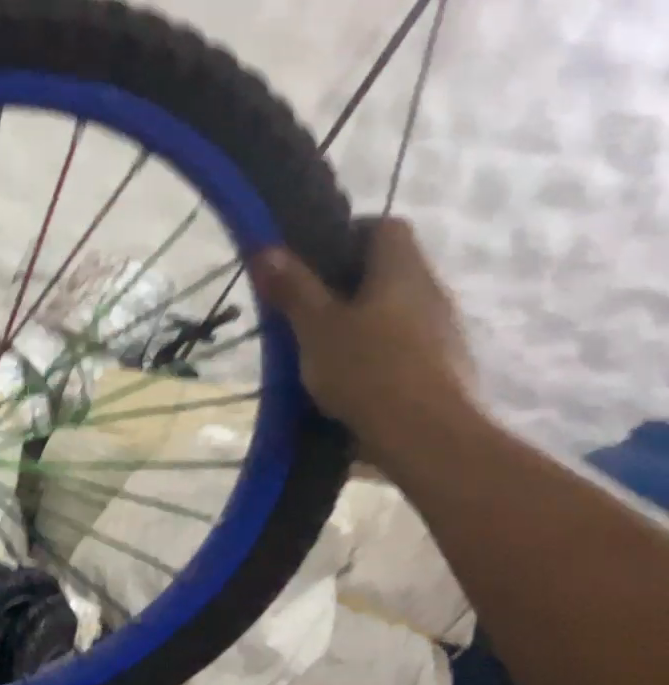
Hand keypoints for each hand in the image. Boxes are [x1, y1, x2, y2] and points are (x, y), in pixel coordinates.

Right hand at [249, 218, 476, 454]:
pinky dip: (376, 347)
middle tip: (303, 309)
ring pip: (395, 306)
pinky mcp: (443, 362)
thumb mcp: (315, 328)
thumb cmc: (366, 369)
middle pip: (389, 268)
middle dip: (346, 282)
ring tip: (320, 348)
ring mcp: (442, 327)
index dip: (347, 235)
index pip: (384, 227)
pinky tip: (349, 376)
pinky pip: (404, 340)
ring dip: (360, 317)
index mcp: (402, 271)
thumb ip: (293, 289)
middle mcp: (430, 289)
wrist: (426, 432)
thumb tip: (265, 247)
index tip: (310, 263)